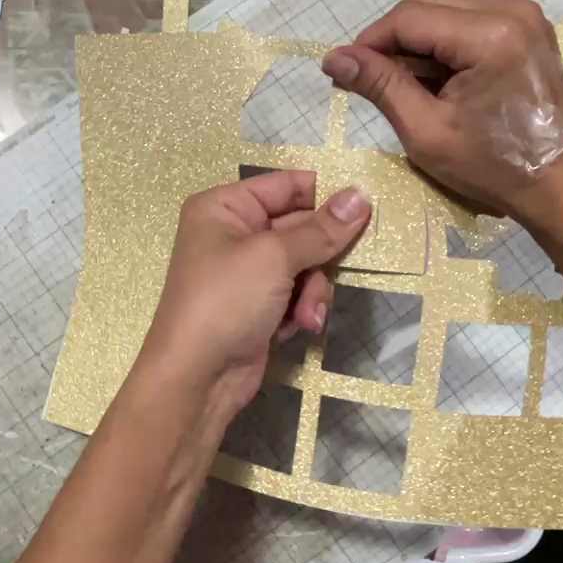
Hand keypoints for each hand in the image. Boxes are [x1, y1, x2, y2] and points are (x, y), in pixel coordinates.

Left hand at [136, 171, 370, 424]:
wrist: (196, 377)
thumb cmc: (226, 301)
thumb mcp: (275, 257)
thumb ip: (321, 228)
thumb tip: (362, 195)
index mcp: (224, 207)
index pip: (286, 185)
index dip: (325, 195)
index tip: (366, 207)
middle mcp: (233, 234)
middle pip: (299, 227)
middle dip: (320, 255)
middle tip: (344, 265)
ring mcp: (245, 273)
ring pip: (304, 265)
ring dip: (313, 290)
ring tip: (308, 313)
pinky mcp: (257, 307)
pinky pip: (295, 295)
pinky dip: (300, 310)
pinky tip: (296, 328)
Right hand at [321, 0, 562, 231]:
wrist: (555, 183)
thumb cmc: (490, 166)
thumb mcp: (425, 131)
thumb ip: (380, 86)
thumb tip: (334, 58)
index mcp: (490, 35)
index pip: (410, 17)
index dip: (369, 41)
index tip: (342, 70)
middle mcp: (511, 11)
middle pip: (427, 9)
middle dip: (390, 42)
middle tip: (364, 80)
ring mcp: (523, 17)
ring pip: (444, 14)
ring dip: (414, 46)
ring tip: (398, 86)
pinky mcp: (525, 29)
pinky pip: (466, 24)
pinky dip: (440, 48)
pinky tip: (431, 81)